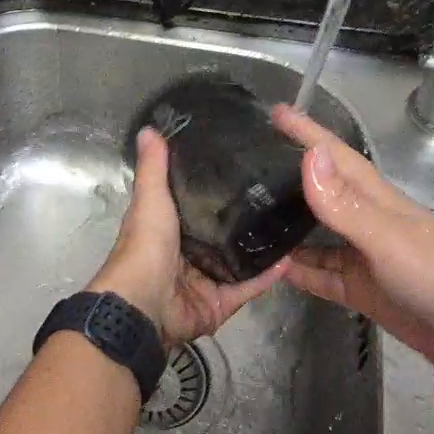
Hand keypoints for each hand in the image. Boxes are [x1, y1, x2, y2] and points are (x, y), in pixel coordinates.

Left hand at [88, 127, 286, 349]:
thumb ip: (153, 168)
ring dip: (260, 248)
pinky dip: (266, 276)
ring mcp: (203, 280)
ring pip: (237, 262)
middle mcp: (185, 254)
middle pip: (219, 236)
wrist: (144, 304)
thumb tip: (150, 129)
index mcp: (166, 228)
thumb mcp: (150, 199)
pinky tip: (288, 258)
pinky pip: (248, 287)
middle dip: (243, 221)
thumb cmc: (145, 247)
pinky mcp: (220, 303)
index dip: (214, 190)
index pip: (193, 206)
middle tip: (277, 195)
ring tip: (289, 224)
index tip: (242, 167)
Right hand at [270, 106, 433, 379]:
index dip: (308, 133)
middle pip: (321, 194)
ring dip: (285, 228)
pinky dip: (297, 271)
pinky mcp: (364, 292)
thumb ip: (346, 204)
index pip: (336, 158)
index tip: (277, 111)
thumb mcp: (390, 238)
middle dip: (287, 176)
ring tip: (244, 219)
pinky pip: (320, 275)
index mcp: (378, 201)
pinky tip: (270, 270)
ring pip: (315, 236)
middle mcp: (368, 223)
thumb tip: (309, 154)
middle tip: (245, 165)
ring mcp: (366, 259)